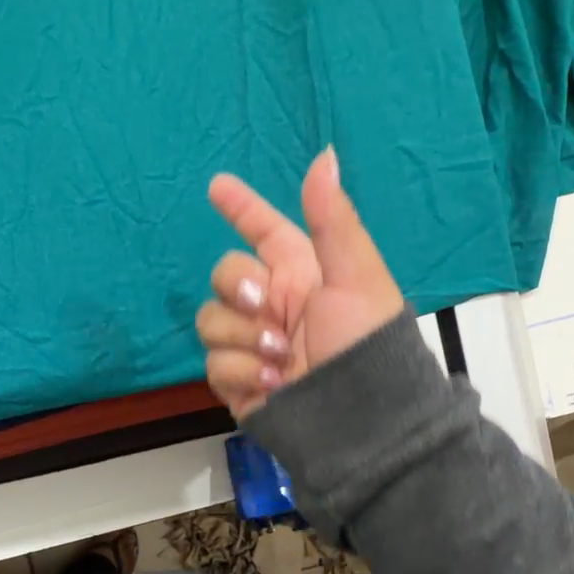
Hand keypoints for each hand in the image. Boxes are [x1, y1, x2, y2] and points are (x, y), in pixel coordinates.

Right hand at [195, 148, 405, 418]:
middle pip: (223, 275)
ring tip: (282, 359)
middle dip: (237, 288)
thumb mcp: (354, 276)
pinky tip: (273, 383)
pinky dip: (242, 371)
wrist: (355, 417)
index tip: (215, 186)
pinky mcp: (235, 380)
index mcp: (300, 273)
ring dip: (244, 337)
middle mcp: (271, 303)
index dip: (241, 207)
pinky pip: (214, 363)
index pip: (263, 230)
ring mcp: (249, 342)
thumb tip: (323, 156)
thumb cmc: (363, 343)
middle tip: (266, 308)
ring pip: (211, 320)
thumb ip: (331, 220)